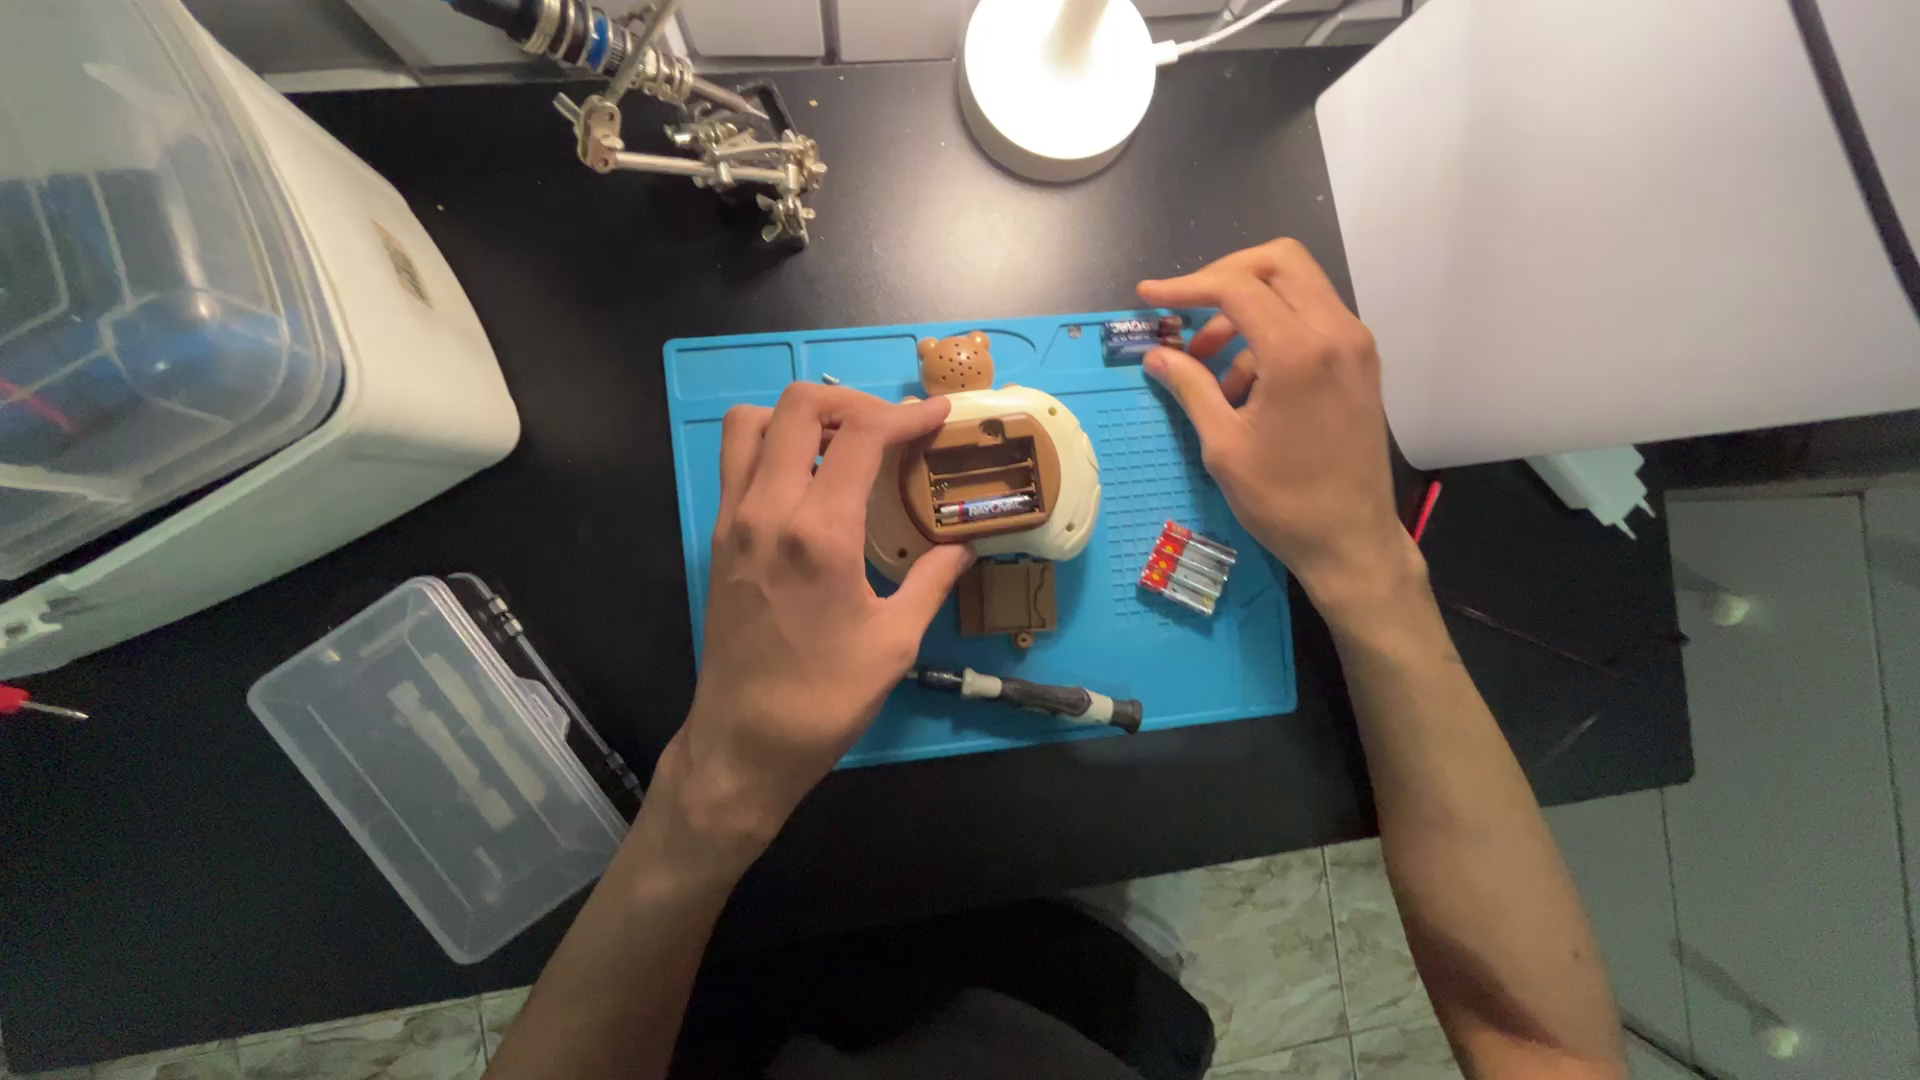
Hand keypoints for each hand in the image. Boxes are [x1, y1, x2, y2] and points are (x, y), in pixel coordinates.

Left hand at [652, 384, 974, 869]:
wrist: (746, 742)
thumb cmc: (826, 697)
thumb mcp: (896, 641)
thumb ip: (932, 580)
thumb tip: (964, 546)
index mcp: (819, 533)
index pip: (862, 436)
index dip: (906, 414)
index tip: (937, 416)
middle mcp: (768, 510)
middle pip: (798, 406)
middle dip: (852, 400)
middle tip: (890, 426)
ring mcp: (733, 521)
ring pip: (752, 423)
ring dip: (799, 416)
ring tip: (842, 443)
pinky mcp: (718, 538)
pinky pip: (737, 462)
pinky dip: (773, 446)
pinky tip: (810, 481)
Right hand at [1137, 238, 1420, 626]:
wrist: (1350, 539)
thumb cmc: (1282, 499)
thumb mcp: (1223, 444)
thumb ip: (1190, 387)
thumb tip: (1156, 355)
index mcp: (1299, 352)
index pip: (1237, 286)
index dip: (1186, 286)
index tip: (1149, 297)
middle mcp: (1336, 333)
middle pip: (1279, 262)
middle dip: (1224, 277)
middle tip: (1185, 311)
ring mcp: (1355, 345)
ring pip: (1297, 288)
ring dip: (1246, 311)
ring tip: (1209, 367)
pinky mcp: (1359, 363)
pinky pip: (1311, 321)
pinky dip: (1271, 333)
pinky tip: (1245, 385)